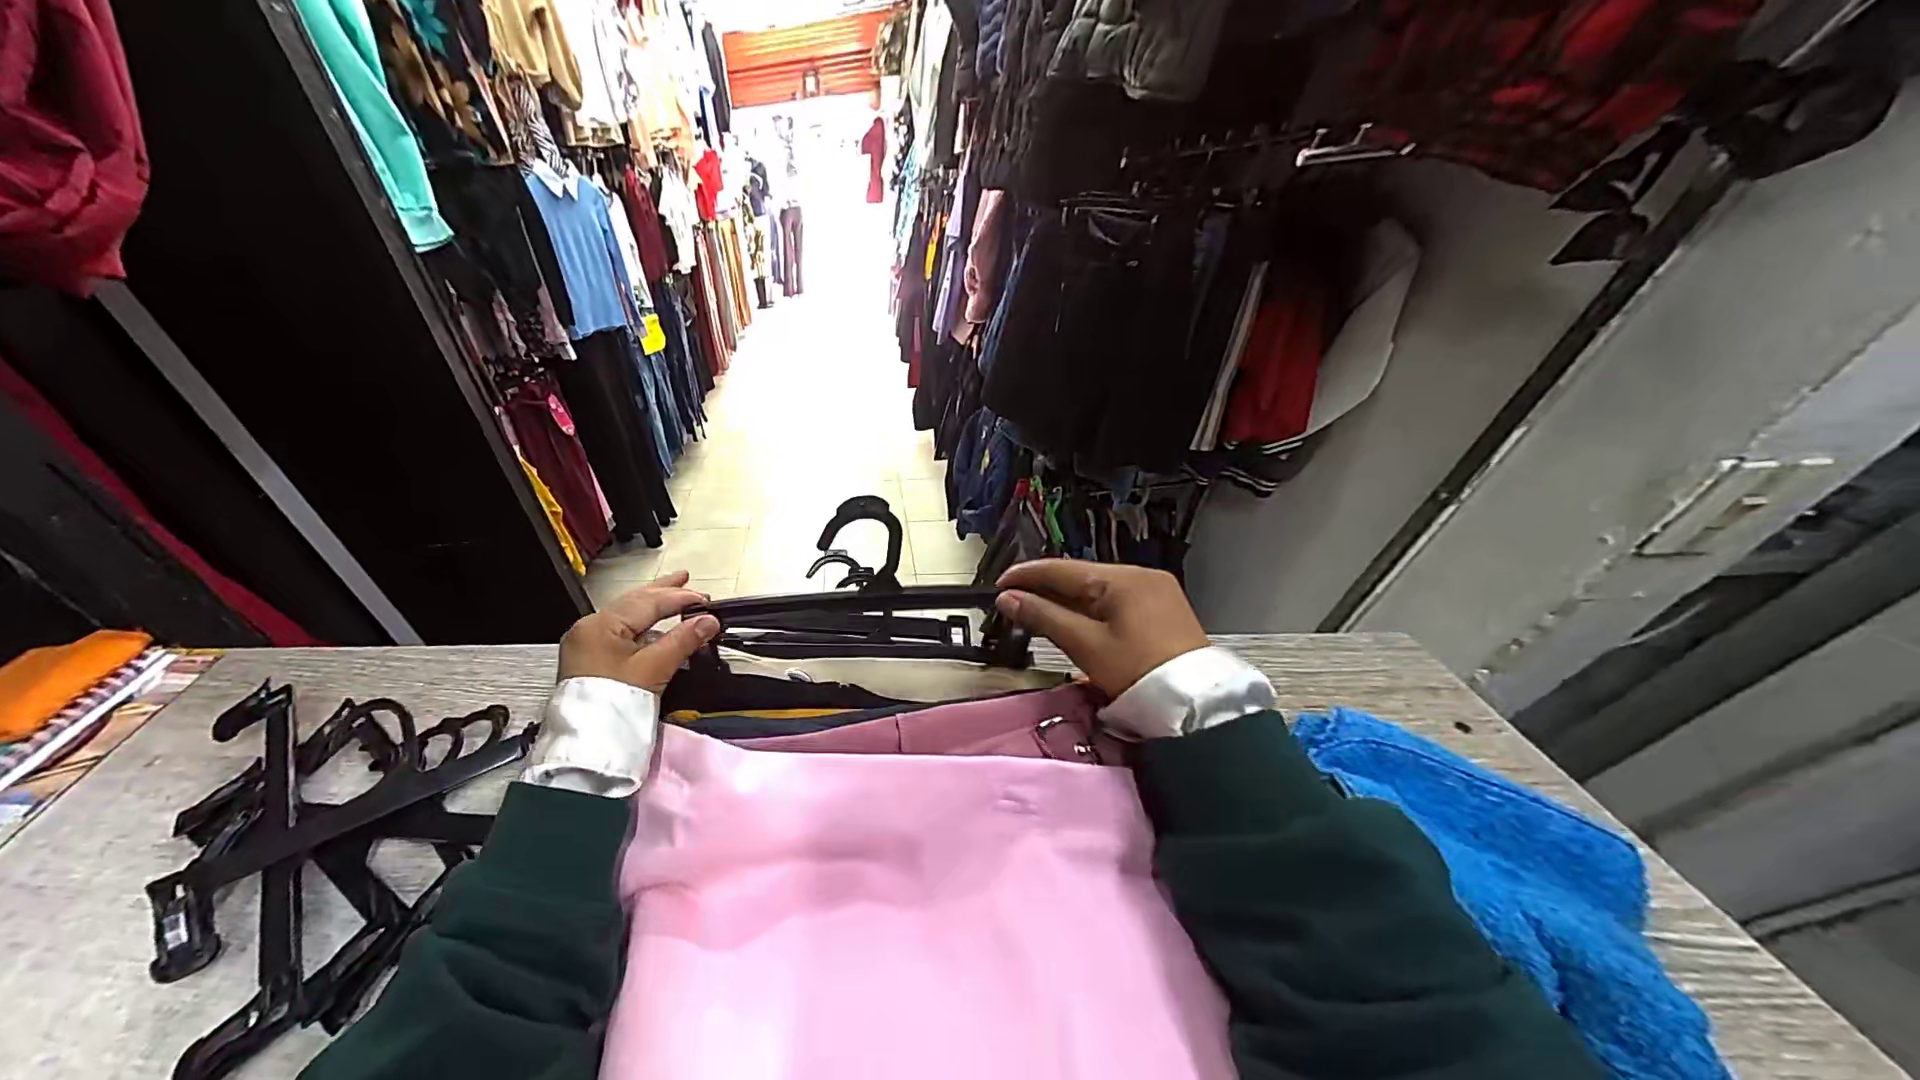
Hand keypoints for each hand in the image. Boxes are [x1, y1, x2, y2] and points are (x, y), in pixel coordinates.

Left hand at [557, 571, 720, 696]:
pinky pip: (621, 632)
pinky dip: (644, 625)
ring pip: (627, 616)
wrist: (587, 745)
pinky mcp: (590, 659)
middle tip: (686, 579)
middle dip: (663, 591)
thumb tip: (710, 621)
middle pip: (633, 602)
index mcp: (601, 625)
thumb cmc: (615, 703)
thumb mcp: (654, 668)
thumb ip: (684, 640)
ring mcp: (586, 644)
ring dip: (654, 607)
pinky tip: (659, 627)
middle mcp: (589, 629)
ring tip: (674, 595)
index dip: (680, 598)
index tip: (706, 599)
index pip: (648, 602)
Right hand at [994, 560, 1208, 696]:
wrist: (1195, 705)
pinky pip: (1118, 599)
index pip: (1061, 568)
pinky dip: (1093, 608)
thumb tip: (1008, 598)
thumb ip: (1043, 617)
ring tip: (1039, 613)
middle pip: (1081, 575)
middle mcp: (1141, 574)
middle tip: (1015, 602)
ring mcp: (1156, 589)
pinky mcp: (1164, 607)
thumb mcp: (1085, 646)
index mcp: (1121, 578)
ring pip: (1099, 588)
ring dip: (1068, 599)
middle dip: (1046, 587)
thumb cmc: (1138, 673)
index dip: (1026, 575)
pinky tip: (1077, 621)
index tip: (999, 585)